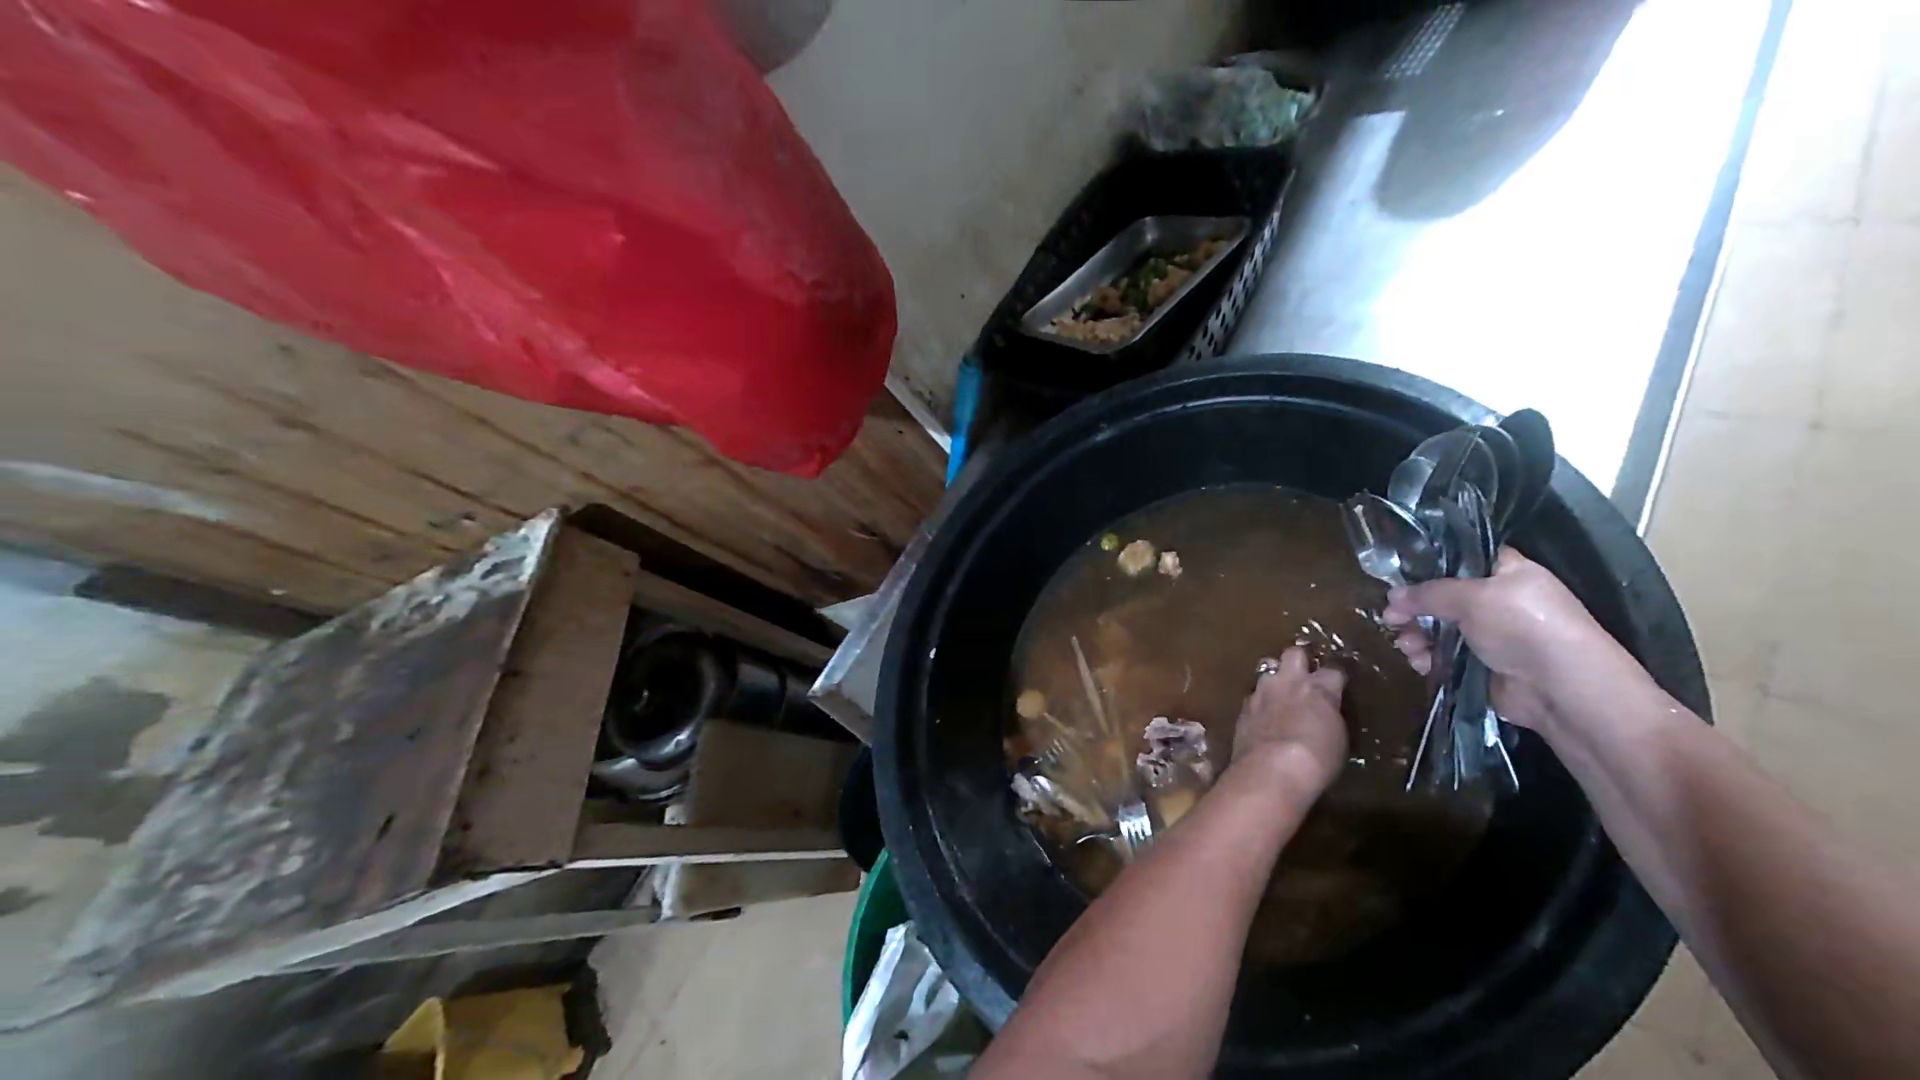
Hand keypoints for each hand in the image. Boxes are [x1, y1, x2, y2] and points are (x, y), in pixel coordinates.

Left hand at [1232, 646, 1348, 795]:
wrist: (1272, 768)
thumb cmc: (1318, 758)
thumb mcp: (1338, 737)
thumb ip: (1330, 714)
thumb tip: (1325, 709)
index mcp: (1319, 688)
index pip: (1334, 669)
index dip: (1336, 673)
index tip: (1338, 679)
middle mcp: (1289, 682)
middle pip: (1294, 653)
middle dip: (1301, 658)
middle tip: (1305, 670)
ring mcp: (1262, 691)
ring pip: (1267, 667)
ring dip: (1275, 675)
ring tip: (1280, 688)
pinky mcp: (1244, 707)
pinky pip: (1253, 693)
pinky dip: (1260, 698)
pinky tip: (1263, 711)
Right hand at [1382, 547, 1626, 728]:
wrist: (1561, 689)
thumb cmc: (1524, 627)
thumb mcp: (1472, 597)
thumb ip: (1427, 594)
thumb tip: (1391, 598)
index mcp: (1506, 573)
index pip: (1460, 559)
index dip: (1427, 566)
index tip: (1397, 576)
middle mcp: (1496, 600)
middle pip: (1440, 597)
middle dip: (1412, 608)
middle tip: (1390, 618)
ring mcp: (1488, 635)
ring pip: (1436, 628)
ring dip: (1415, 635)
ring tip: (1407, 645)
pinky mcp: (1478, 665)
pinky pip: (1441, 656)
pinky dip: (1426, 658)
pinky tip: (1420, 662)